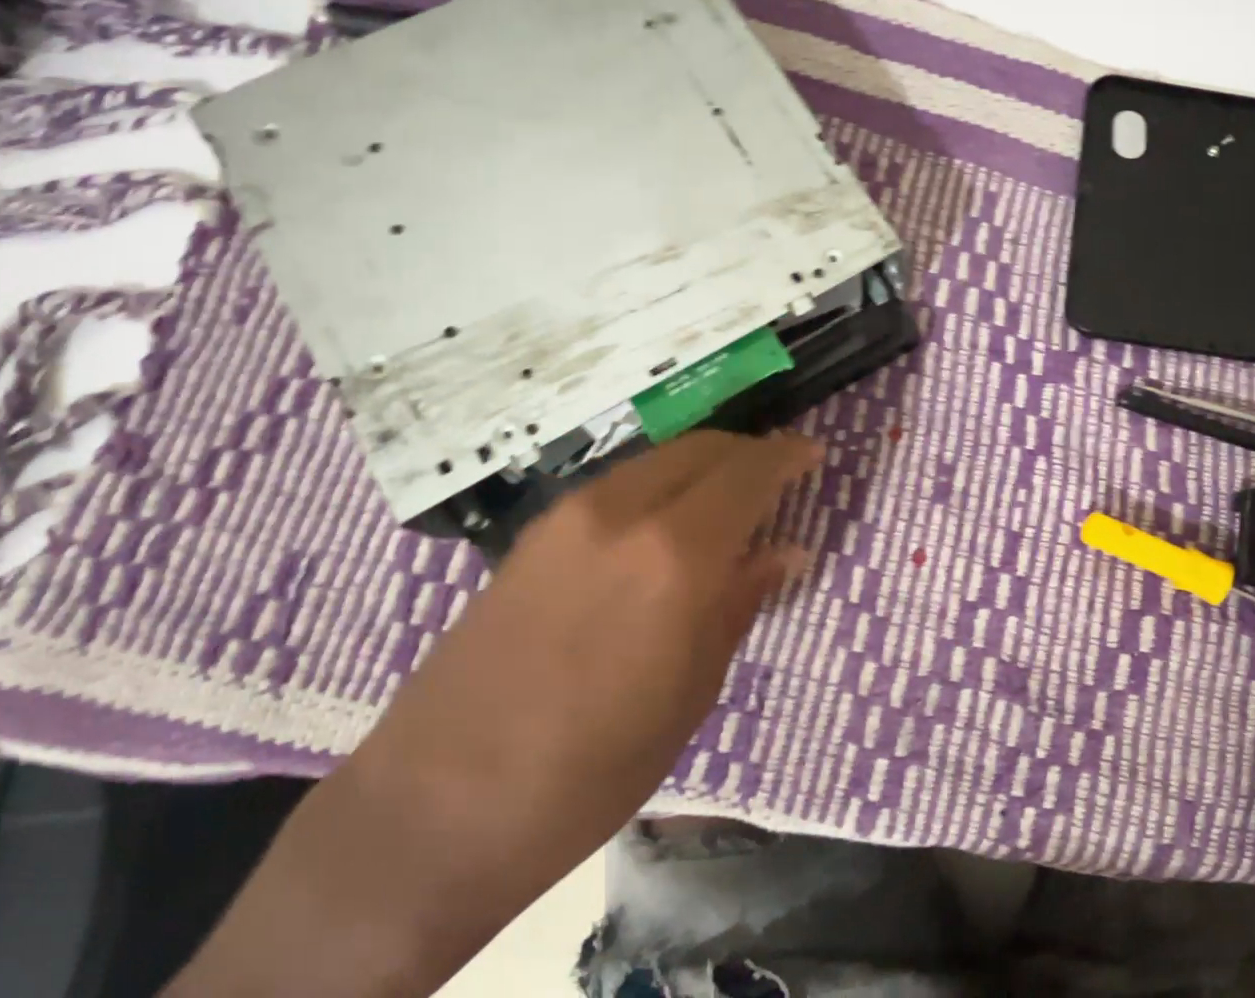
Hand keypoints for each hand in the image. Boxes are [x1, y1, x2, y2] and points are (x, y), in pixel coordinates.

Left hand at [365, 428, 822, 838]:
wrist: (441, 804)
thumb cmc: (595, 769)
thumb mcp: (691, 692)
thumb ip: (738, 604)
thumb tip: (783, 551)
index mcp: (673, 556)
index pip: (746, 473)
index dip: (786, 458)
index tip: (813, 456)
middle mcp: (619, 514)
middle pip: (699, 449)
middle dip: (746, 454)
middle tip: (778, 478)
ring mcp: (566, 519)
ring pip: (654, 461)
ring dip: (700, 467)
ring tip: (730, 503)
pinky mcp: (530, 538)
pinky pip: (615, 488)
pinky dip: (657, 488)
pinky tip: (668, 527)